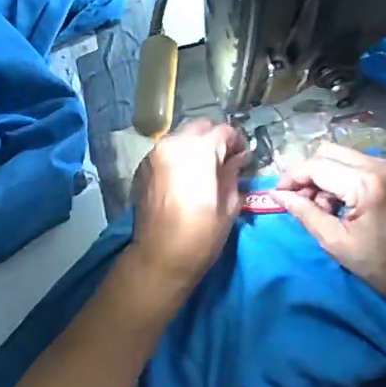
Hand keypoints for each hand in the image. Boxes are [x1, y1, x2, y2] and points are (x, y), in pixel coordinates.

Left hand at [126, 120, 248, 290]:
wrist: (159, 258)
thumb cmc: (200, 235)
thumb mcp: (228, 205)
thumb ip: (233, 174)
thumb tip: (237, 159)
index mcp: (197, 151)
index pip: (224, 131)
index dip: (237, 143)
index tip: (243, 159)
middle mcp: (172, 144)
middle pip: (200, 128)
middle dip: (215, 140)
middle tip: (225, 163)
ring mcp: (154, 154)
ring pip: (181, 137)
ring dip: (196, 147)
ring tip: (205, 171)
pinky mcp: (143, 167)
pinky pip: (166, 151)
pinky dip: (179, 157)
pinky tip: (186, 178)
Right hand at [273, 143, 385, 304]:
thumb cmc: (381, 265)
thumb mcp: (336, 242)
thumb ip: (305, 213)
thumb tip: (278, 194)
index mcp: (367, 184)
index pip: (318, 166)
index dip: (293, 177)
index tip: (279, 193)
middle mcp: (382, 165)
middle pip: (329, 152)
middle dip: (309, 173)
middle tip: (302, 201)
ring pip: (344, 156)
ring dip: (326, 176)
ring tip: (325, 207)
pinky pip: (360, 164)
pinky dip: (344, 178)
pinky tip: (344, 203)